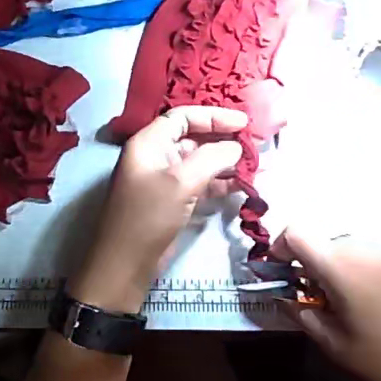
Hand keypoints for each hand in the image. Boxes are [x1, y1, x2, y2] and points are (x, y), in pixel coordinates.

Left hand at [69, 106, 248, 313]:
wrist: (126, 264)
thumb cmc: (149, 216)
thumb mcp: (181, 182)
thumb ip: (212, 158)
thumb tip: (236, 148)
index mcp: (149, 143)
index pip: (183, 117)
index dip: (214, 116)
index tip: (244, 123)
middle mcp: (157, 156)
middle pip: (194, 137)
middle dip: (224, 139)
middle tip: (254, 144)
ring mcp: (165, 180)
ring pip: (201, 161)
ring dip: (227, 162)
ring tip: (255, 165)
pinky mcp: (174, 201)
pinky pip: (202, 182)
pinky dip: (221, 182)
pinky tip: (243, 184)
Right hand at [274, 227, 380, 380]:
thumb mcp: (340, 348)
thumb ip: (306, 315)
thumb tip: (289, 296)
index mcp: (343, 265)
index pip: (297, 232)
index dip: (283, 247)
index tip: (285, 270)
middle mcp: (371, 244)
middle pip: (331, 240)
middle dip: (320, 262)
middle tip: (326, 298)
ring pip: (362, 245)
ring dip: (352, 265)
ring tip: (366, 303)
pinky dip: (380, 268)